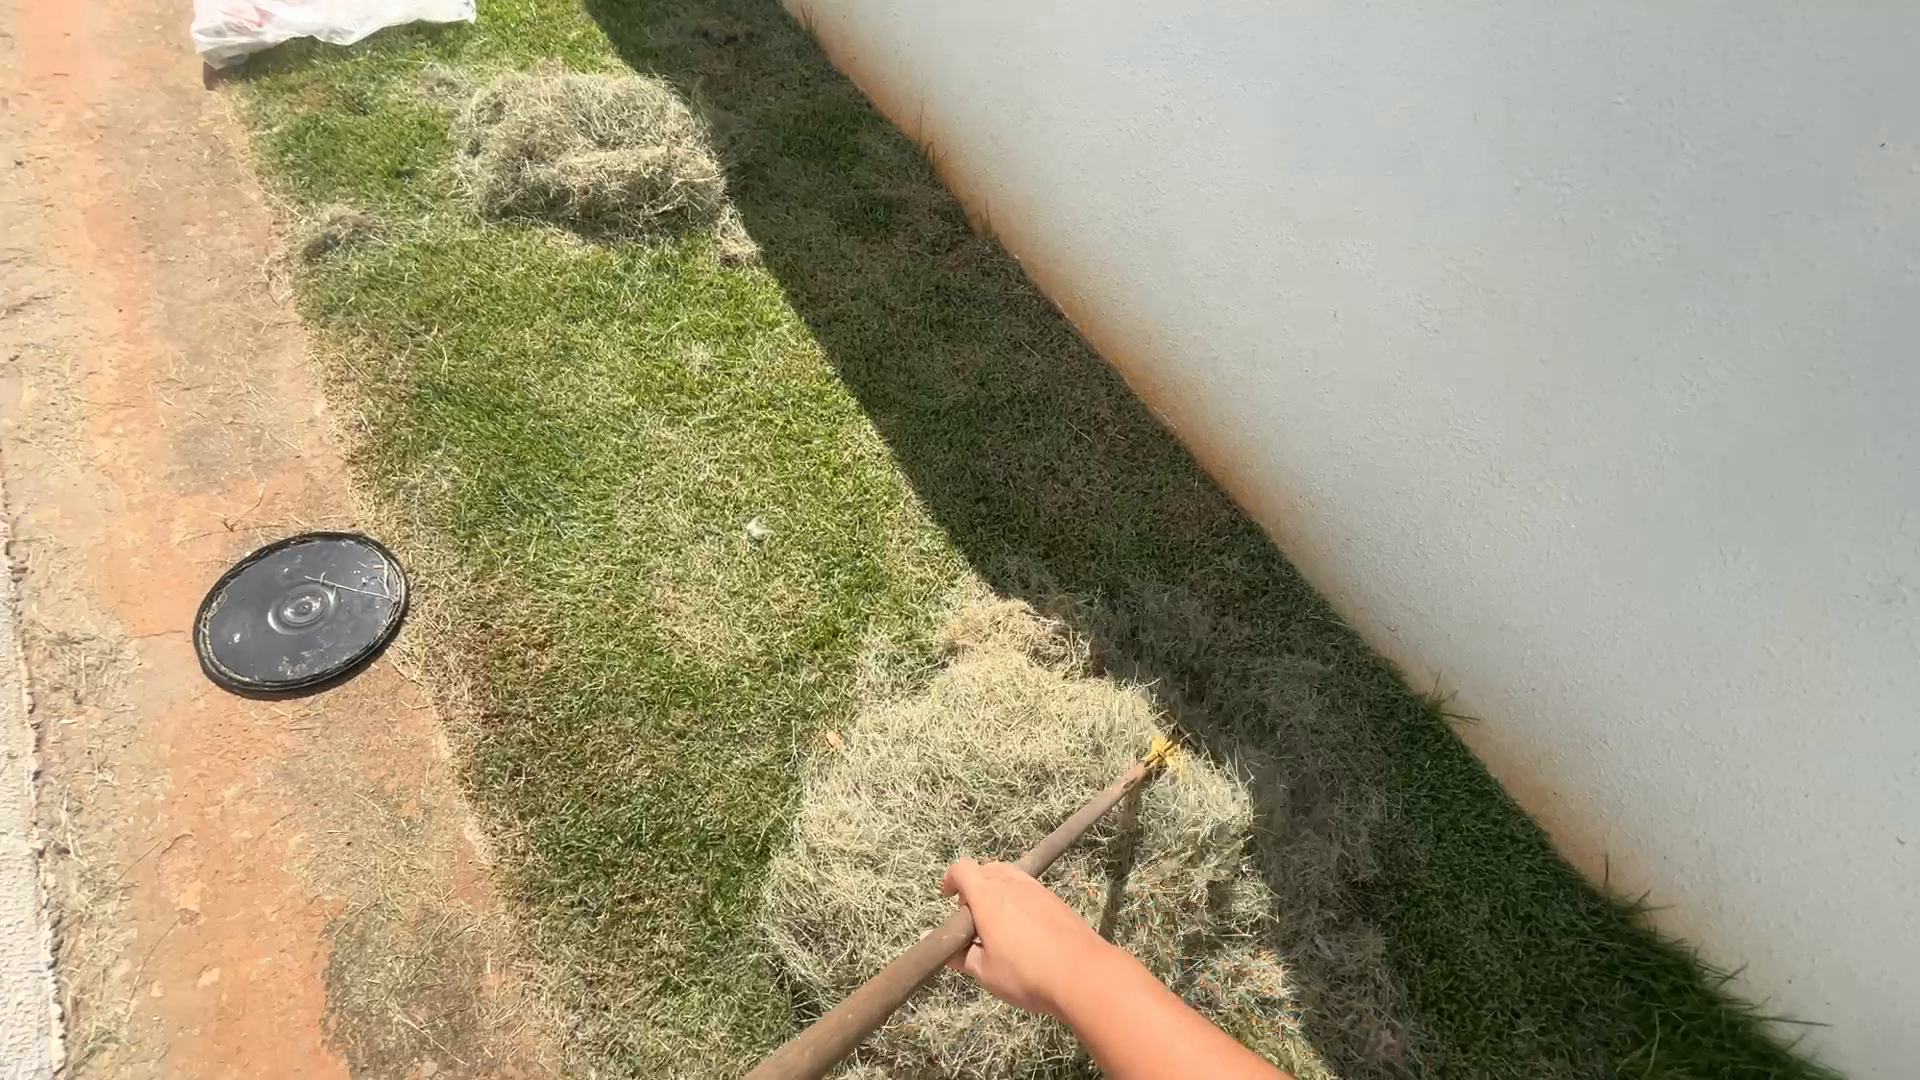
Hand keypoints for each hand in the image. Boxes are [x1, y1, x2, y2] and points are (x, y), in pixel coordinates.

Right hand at [939, 858, 1118, 1017]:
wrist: (1080, 971)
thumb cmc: (1025, 972)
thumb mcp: (986, 972)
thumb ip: (963, 957)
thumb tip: (947, 951)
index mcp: (987, 895)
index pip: (962, 869)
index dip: (951, 879)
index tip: (947, 897)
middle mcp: (1009, 882)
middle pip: (985, 868)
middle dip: (973, 885)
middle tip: (972, 914)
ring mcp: (1034, 887)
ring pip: (1008, 874)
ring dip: (996, 888)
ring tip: (997, 919)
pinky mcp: (1053, 898)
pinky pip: (1027, 886)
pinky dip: (1017, 897)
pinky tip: (1023, 926)